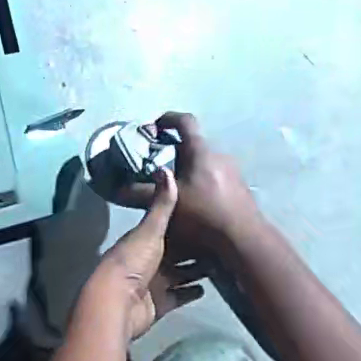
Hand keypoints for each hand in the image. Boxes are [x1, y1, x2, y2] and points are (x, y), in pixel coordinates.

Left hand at [82, 169, 207, 338]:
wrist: (118, 303)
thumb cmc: (134, 261)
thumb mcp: (151, 229)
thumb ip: (162, 204)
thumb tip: (167, 168)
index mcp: (143, 239)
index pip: (167, 228)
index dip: (185, 223)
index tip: (206, 215)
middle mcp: (148, 259)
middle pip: (175, 252)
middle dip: (194, 247)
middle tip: (220, 240)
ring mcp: (154, 283)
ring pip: (179, 274)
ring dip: (195, 269)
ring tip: (221, 262)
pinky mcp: (160, 304)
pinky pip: (179, 295)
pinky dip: (191, 292)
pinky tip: (208, 287)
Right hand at [115, 112, 263, 255]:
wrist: (244, 241)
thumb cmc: (204, 216)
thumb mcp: (167, 205)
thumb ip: (140, 195)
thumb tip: (115, 189)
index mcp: (201, 152)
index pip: (185, 121)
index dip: (167, 119)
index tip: (153, 128)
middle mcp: (219, 156)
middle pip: (193, 144)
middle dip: (173, 151)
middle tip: (155, 165)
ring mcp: (232, 172)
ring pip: (203, 162)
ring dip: (187, 169)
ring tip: (171, 188)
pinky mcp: (239, 189)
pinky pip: (214, 177)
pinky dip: (199, 182)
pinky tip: (192, 204)